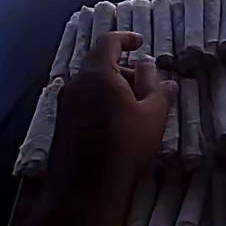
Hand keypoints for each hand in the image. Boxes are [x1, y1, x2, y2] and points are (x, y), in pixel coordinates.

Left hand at [45, 31, 173, 215]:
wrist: (85, 187)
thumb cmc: (124, 144)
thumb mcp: (152, 114)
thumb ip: (158, 89)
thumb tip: (162, 76)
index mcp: (97, 73)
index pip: (109, 41)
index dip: (126, 38)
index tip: (140, 43)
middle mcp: (77, 83)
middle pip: (101, 62)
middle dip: (125, 68)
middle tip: (146, 84)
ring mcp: (66, 103)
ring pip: (93, 83)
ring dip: (114, 87)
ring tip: (136, 107)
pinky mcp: (63, 122)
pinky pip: (85, 100)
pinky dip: (102, 101)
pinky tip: (118, 123)